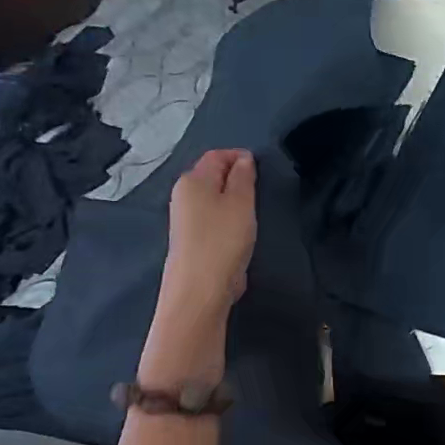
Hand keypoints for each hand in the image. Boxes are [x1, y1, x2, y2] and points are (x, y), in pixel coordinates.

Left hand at [161, 148, 256, 315]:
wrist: (199, 289)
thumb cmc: (223, 239)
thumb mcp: (241, 203)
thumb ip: (243, 177)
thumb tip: (243, 159)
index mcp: (192, 180)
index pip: (216, 155)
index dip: (239, 156)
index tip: (262, 168)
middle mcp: (182, 194)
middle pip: (211, 174)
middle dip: (235, 176)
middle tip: (260, 189)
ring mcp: (184, 218)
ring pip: (211, 197)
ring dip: (232, 198)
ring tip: (253, 211)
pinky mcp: (190, 238)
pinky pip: (210, 216)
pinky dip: (226, 216)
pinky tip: (239, 230)